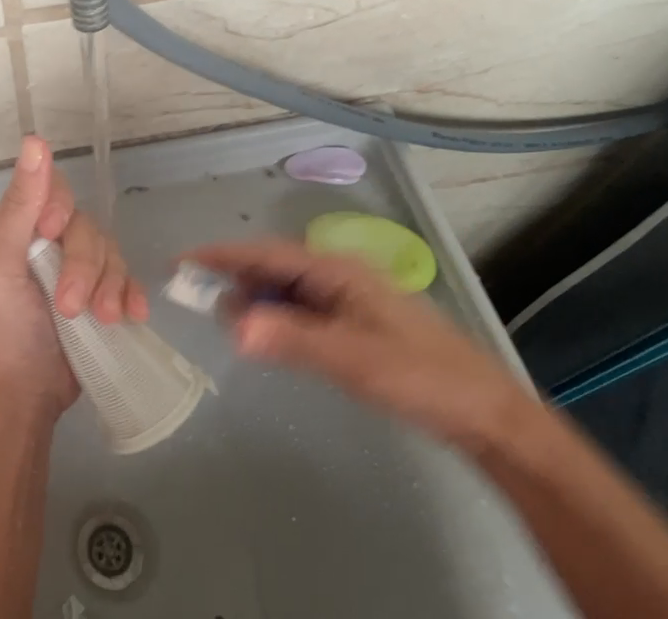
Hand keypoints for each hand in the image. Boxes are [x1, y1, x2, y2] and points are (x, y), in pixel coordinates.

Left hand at [0, 136, 146, 417]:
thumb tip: (35, 140)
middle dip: (84, 266)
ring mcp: (77, 272)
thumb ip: (20, 203)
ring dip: (110, 286)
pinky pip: (128, 280)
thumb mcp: (0, 259)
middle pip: (87, 227)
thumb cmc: (3, 324)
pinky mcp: (101, 298)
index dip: (60, 209)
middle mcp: (48, 243)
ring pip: (111, 253)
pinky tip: (132, 316)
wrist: (25, 392)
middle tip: (71, 306)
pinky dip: (133, 295)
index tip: (50, 235)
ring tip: (101, 320)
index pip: (54, 192)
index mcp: (18, 227)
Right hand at [189, 239, 534, 452]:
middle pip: (275, 266)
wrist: (485, 413)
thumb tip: (232, 323)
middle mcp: (342, 277)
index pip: (268, 254)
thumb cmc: (422, 378)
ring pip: (288, 289)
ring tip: (226, 319)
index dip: (223, 255)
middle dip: (234, 276)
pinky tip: (268, 335)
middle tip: (197, 297)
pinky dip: (276, 317)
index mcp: (339, 273)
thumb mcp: (353, 360)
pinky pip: (302, 309)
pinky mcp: (357, 324)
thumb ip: (292, 340)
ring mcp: (351, 300)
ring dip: (255, 299)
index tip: (182, 261)